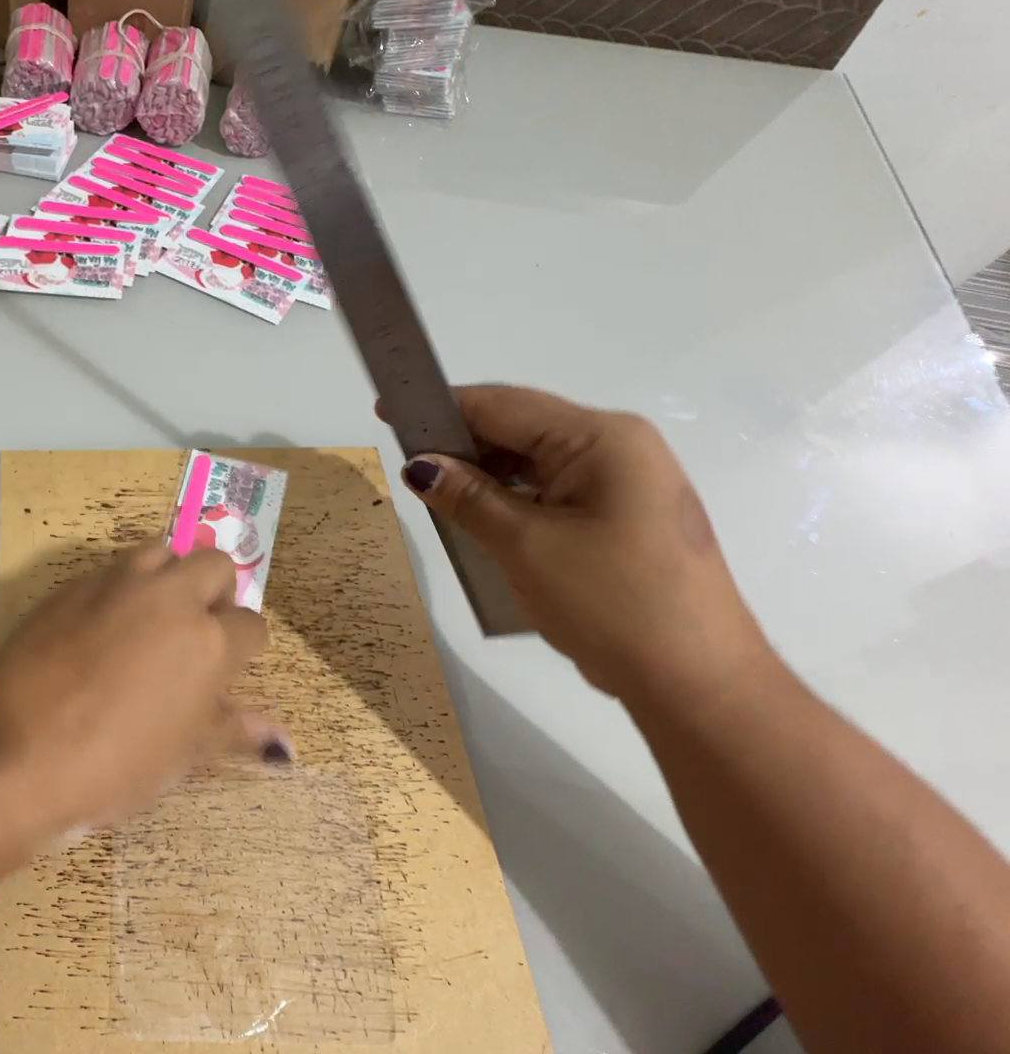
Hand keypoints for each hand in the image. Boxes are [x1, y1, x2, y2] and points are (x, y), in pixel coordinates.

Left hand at [0, 542, 275, 840]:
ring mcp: (114, 585)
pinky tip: (102, 626)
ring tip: (153, 614)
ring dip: (169, 573)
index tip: (227, 667)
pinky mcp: (69, 586)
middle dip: (216, 591)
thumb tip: (280, 738)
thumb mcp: (179, 757)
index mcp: (207, 642)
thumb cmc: (110, 768)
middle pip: (213, 565)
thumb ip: (229, 731)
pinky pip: (109, 569)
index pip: (250, 625)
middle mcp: (167, 598)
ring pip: (161, 550)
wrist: (15, 755)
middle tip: (197, 630)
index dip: (244, 647)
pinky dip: (121, 587)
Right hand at [390, 385, 769, 701]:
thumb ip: (468, 497)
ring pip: (534, 460)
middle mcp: (619, 448)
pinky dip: (510, 496)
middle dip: (461, 440)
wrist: (694, 678)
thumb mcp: (524, 545)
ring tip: (431, 489)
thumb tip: (421, 465)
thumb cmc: (610, 601)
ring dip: (483, 472)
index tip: (388, 408)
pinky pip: (551, 489)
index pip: (505, 406)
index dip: (442, 406)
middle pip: (521, 428)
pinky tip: (476, 514)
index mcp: (601, 440)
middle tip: (403, 458)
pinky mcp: (621, 516)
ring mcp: (624, 483)